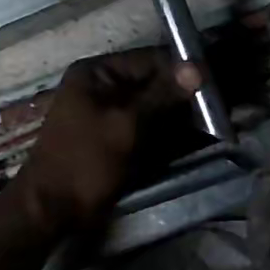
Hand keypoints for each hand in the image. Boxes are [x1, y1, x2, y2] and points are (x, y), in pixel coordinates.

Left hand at [14, 48, 203, 232]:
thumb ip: (161, 95)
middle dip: (183, 97)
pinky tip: (192, 140)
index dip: (182, 71)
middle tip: (217, 110)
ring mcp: (108, 114)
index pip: (150, 59)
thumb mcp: (125, 125)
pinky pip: (147, 128)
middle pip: (153, 83)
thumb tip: (197, 68)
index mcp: (97, 73)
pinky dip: (167, 134)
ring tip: (210, 126)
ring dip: (179, 118)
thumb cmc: (85, 162)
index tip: (215, 85)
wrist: (52, 209)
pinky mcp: (115, 139)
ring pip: (153, 108)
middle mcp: (103, 87)